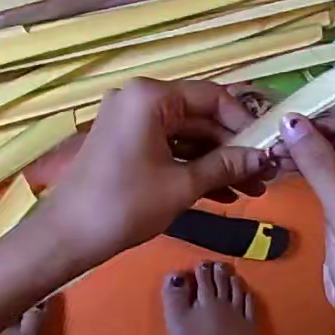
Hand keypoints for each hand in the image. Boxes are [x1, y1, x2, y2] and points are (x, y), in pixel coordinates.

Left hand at [38, 79, 274, 264]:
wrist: (67, 236)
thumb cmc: (125, 205)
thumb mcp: (182, 186)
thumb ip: (226, 166)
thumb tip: (266, 158)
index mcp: (150, 97)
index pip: (211, 97)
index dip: (244, 123)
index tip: (268, 148)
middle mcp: (138, 99)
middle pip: (198, 117)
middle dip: (232, 148)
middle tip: (264, 176)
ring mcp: (128, 121)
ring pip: (185, 136)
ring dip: (216, 162)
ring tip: (250, 190)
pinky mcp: (124, 143)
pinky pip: (166, 147)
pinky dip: (191, 167)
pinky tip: (221, 193)